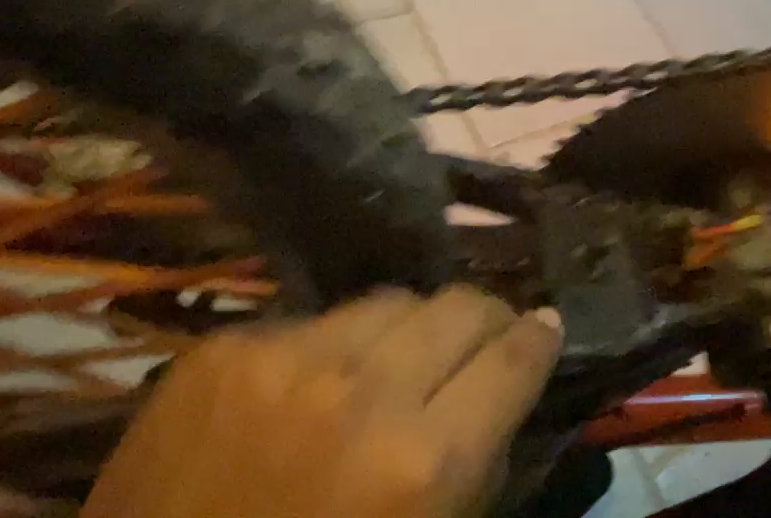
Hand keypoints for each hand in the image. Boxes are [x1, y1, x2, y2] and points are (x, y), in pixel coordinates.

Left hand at [82, 287, 563, 517]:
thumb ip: (470, 470)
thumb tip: (503, 394)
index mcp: (420, 464)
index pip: (510, 360)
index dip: (538, 338)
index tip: (545, 326)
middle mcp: (361, 390)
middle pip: (457, 306)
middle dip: (483, 320)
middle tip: (483, 337)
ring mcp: (285, 356)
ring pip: (388, 300)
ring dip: (408, 328)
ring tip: (397, 358)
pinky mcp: (225, 346)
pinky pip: (311, 320)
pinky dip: (330, 347)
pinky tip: (310, 386)